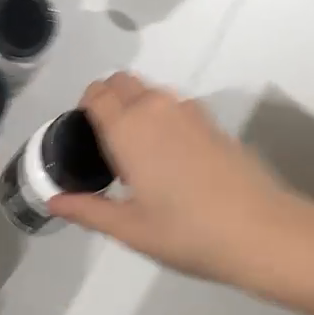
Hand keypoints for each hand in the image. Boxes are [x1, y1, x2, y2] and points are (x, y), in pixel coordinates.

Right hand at [48, 72, 296, 284]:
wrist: (260, 229)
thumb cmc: (187, 232)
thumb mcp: (131, 229)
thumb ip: (88, 209)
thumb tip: (53, 199)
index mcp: (128, 128)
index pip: (96, 93)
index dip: (86, 108)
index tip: (87, 139)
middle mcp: (155, 107)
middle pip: (121, 82)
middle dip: (109, 101)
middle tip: (111, 146)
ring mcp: (187, 110)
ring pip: (149, 90)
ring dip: (137, 107)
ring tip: (143, 155)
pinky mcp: (211, 120)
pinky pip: (174, 103)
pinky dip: (163, 115)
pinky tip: (174, 158)